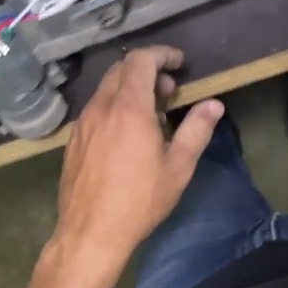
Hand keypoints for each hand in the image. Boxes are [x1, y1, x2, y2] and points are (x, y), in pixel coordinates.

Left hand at [44, 47, 223, 274]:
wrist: (90, 233)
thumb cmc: (140, 200)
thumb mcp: (178, 167)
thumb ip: (196, 130)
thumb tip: (213, 105)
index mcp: (128, 108)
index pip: (141, 60)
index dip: (162, 54)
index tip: (179, 63)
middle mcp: (101, 107)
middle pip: (121, 70)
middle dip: (147, 70)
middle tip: (169, 91)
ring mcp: (83, 124)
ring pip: (106, 89)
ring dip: (130, 89)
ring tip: (151, 113)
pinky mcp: (73, 140)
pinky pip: (95, 109)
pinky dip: (114, 106)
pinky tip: (127, 134)